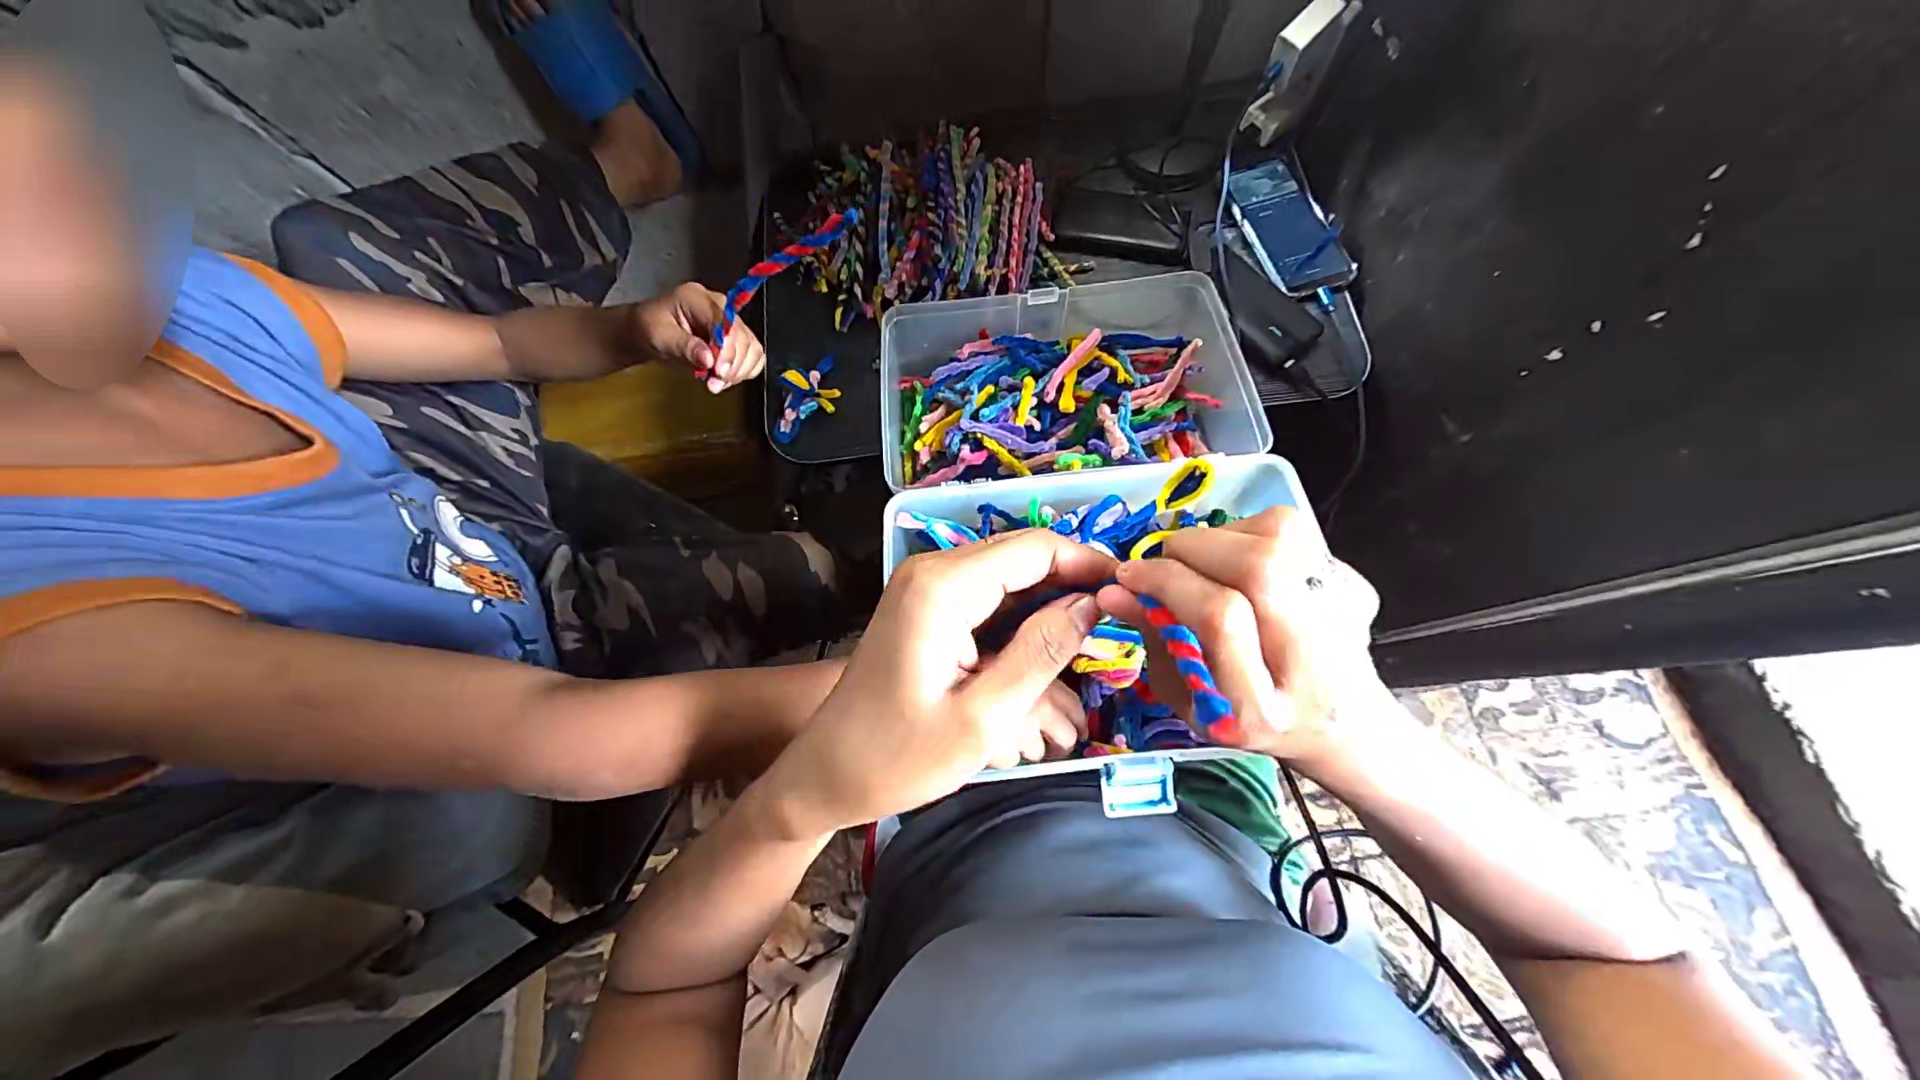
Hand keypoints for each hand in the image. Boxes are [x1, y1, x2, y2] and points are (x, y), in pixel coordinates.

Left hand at [631, 282, 766, 392]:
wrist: (650, 331)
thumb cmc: (651, 328)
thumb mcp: (659, 336)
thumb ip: (684, 346)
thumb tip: (708, 360)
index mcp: (700, 299)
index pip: (726, 322)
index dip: (727, 349)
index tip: (718, 372)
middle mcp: (723, 308)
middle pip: (744, 338)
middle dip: (732, 365)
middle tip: (714, 383)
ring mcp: (734, 325)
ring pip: (753, 350)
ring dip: (738, 372)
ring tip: (717, 383)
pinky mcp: (739, 341)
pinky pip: (754, 358)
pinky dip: (743, 372)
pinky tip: (725, 379)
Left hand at [760, 530, 1115, 835]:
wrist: (827, 772)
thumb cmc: (898, 756)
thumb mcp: (983, 717)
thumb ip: (1041, 652)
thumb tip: (1091, 603)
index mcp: (943, 587)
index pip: (1035, 548)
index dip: (1088, 564)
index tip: (1130, 595)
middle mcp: (932, 570)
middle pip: (1021, 555)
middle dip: (1072, 583)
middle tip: (1117, 625)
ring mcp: (924, 585)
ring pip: (1008, 575)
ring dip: (1049, 602)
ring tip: (1089, 642)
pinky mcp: (925, 605)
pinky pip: (987, 595)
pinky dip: (1020, 616)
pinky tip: (1046, 648)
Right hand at [1097, 507, 1391, 770]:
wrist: (1339, 723)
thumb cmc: (1247, 716)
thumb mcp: (1188, 696)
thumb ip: (1154, 640)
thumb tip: (1113, 590)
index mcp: (1259, 705)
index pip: (1221, 617)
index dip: (1168, 582)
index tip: (1129, 576)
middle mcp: (1311, 658)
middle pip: (1256, 568)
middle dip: (1191, 551)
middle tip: (1164, 563)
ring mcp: (1340, 616)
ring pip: (1277, 538)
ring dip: (1218, 536)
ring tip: (1198, 559)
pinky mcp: (1352, 583)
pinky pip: (1291, 529)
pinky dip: (1246, 530)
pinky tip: (1233, 556)